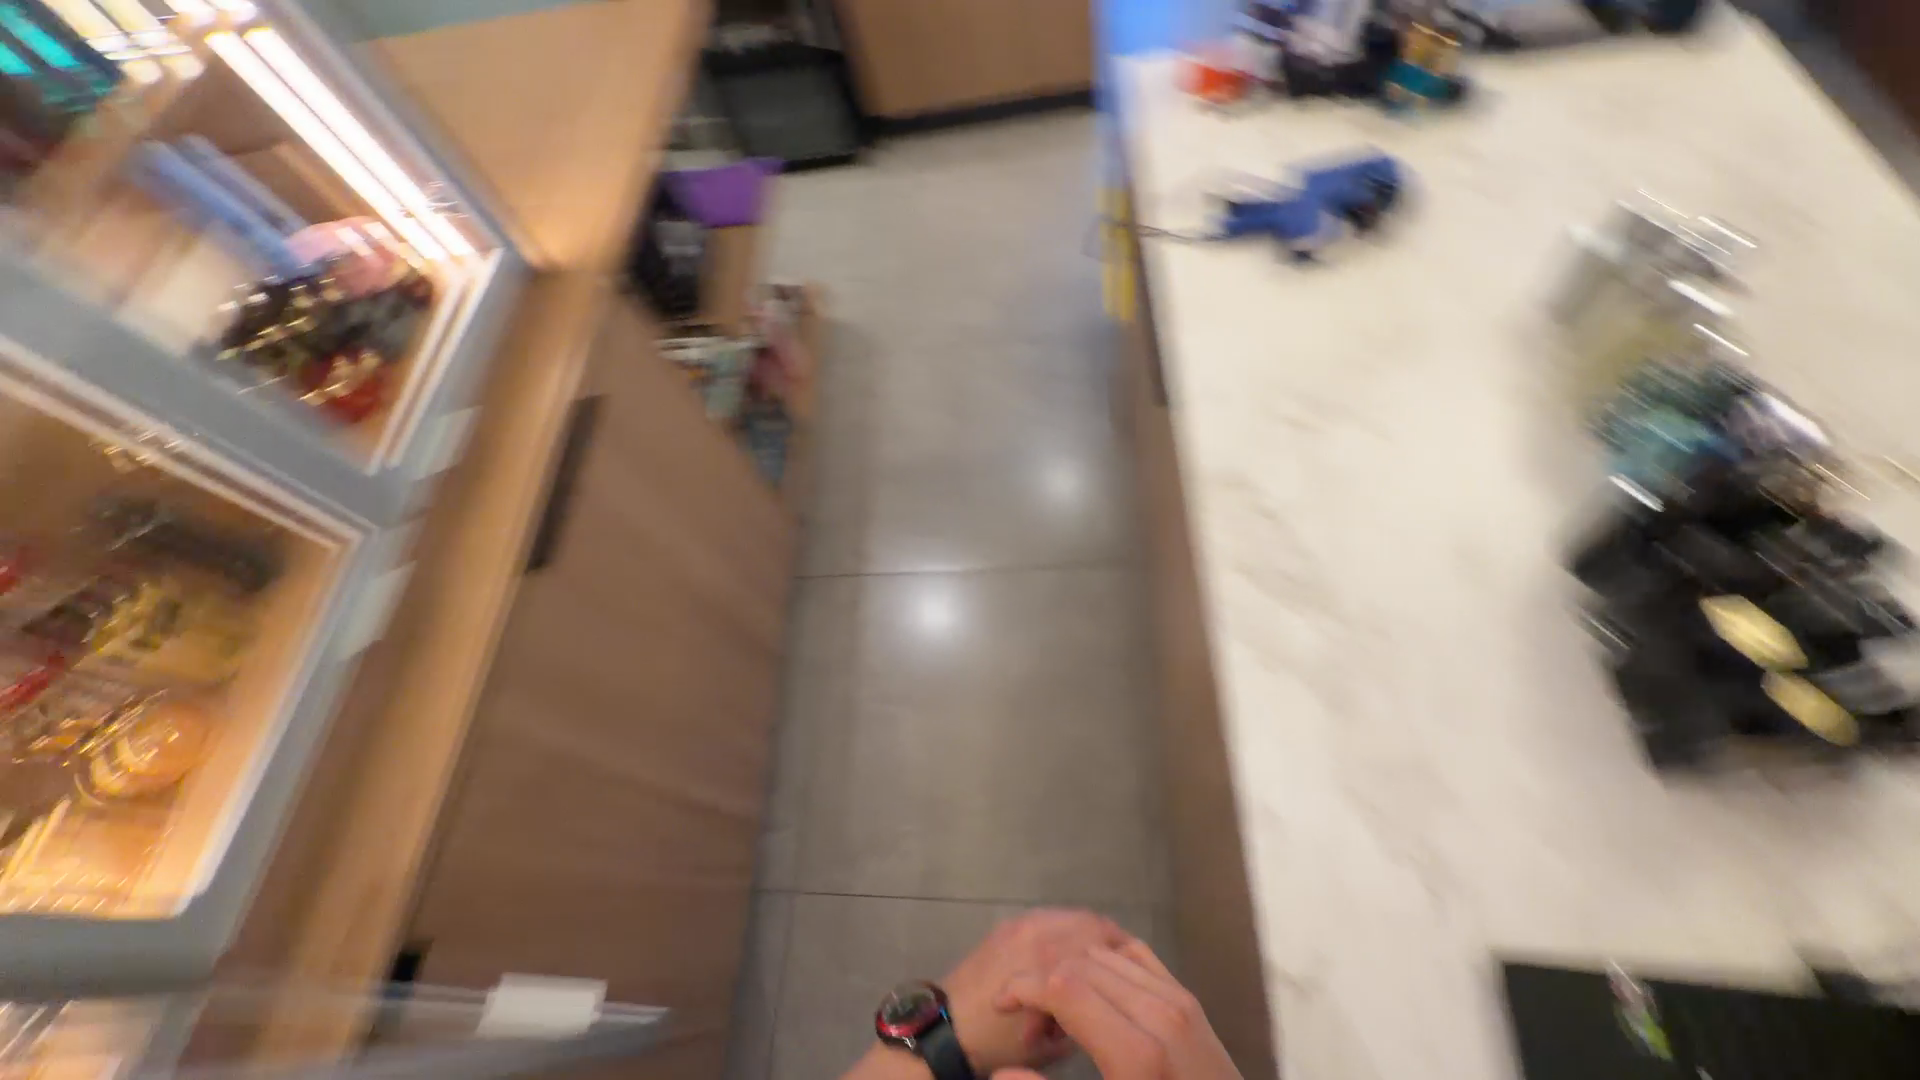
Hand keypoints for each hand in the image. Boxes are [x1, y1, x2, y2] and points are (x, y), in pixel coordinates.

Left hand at [940, 909, 1132, 1074]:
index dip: (1125, 960)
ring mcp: (1021, 923)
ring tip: (1101, 959)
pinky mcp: (1009, 924)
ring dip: (1090, 933)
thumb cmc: (1001, 1043)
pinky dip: (1067, 929)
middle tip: (1126, 966)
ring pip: (1071, 916)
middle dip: (1112, 943)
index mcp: (1050, 960)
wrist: (948, 1028)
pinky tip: (1071, 952)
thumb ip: (1082, 1012)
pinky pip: (1049, 917)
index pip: (1102, 946)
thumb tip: (1101, 997)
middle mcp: (1038, 932)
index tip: (1138, 976)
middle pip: (1091, 924)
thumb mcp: (1053, 1042)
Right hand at [990, 941, 1242, 1079]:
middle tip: (1026, 1018)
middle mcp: (1159, 1014)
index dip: (1023, 988)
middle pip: (1080, 965)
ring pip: (1106, 954)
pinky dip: (1104, 958)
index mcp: (1136, 1054)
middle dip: (1042, 980)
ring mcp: (1179, 1002)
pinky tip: (1090, 982)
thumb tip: (1002, 1071)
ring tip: (1054, 1007)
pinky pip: (1136, 955)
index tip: (1002, 1005)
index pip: (1063, 986)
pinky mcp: (1189, 1001)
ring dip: (1070, 970)